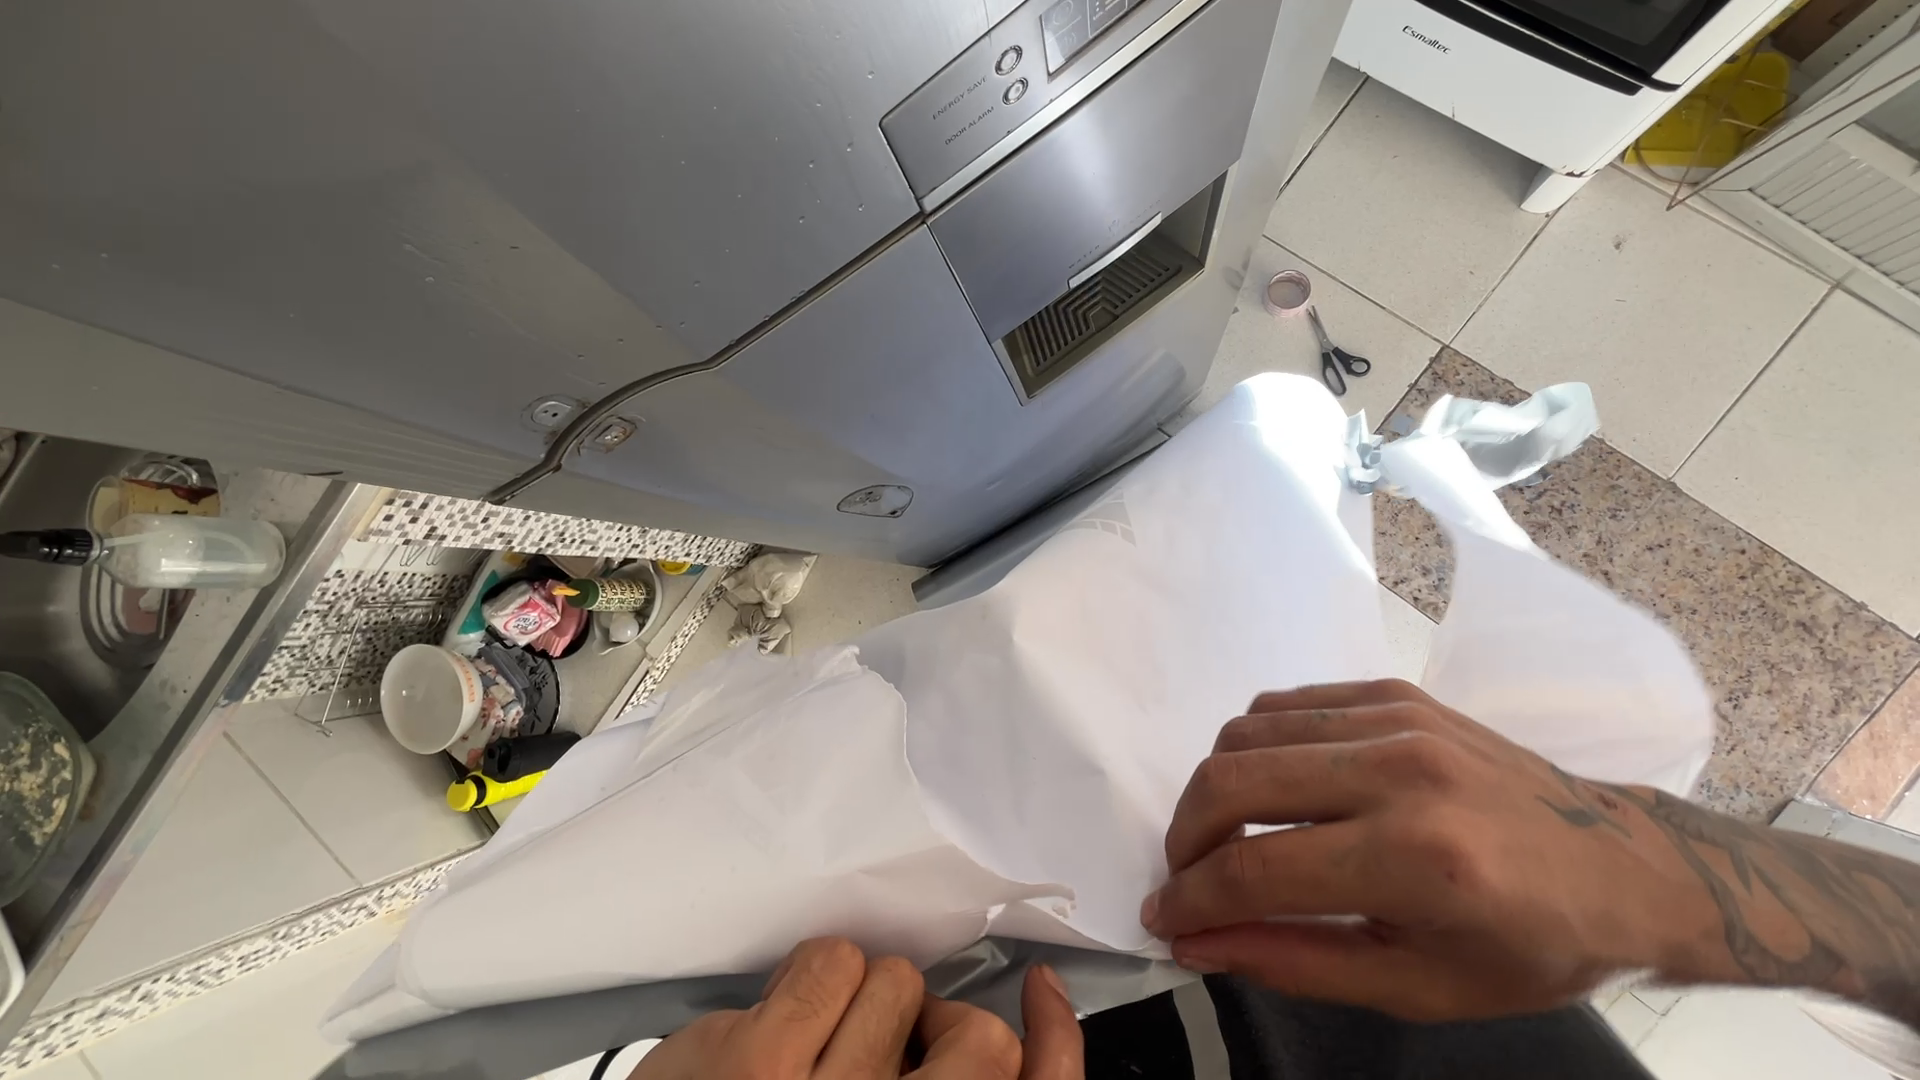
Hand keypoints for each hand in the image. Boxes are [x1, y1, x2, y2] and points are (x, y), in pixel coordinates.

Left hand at [632, 937, 1084, 1079]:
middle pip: (981, 1041)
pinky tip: (784, 1020)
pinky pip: (831, 958)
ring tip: (818, 1040)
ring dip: (863, 1000)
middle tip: (893, 1045)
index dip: (1059, 1045)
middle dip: (939, 1029)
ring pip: (898, 982)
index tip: (1044, 996)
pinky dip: (815, 974)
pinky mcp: (761, 1060)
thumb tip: (987, 1027)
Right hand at [1140, 680, 1714, 1021]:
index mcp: (1417, 860)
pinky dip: (1251, 748)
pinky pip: (1280, 704)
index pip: (1256, 871)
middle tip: (1186, 877)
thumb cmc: (1533, 947)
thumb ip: (1294, 963)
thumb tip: (1196, 945)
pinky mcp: (1391, 692)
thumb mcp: (1418, 988)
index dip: (1191, 900)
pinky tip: (1269, 787)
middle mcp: (1398, 771)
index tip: (1162, 918)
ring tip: (1224, 835)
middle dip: (1183, 837)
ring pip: (1244, 733)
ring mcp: (1393, 718)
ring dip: (1211, 790)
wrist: (1628, 865)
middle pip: (1231, 783)